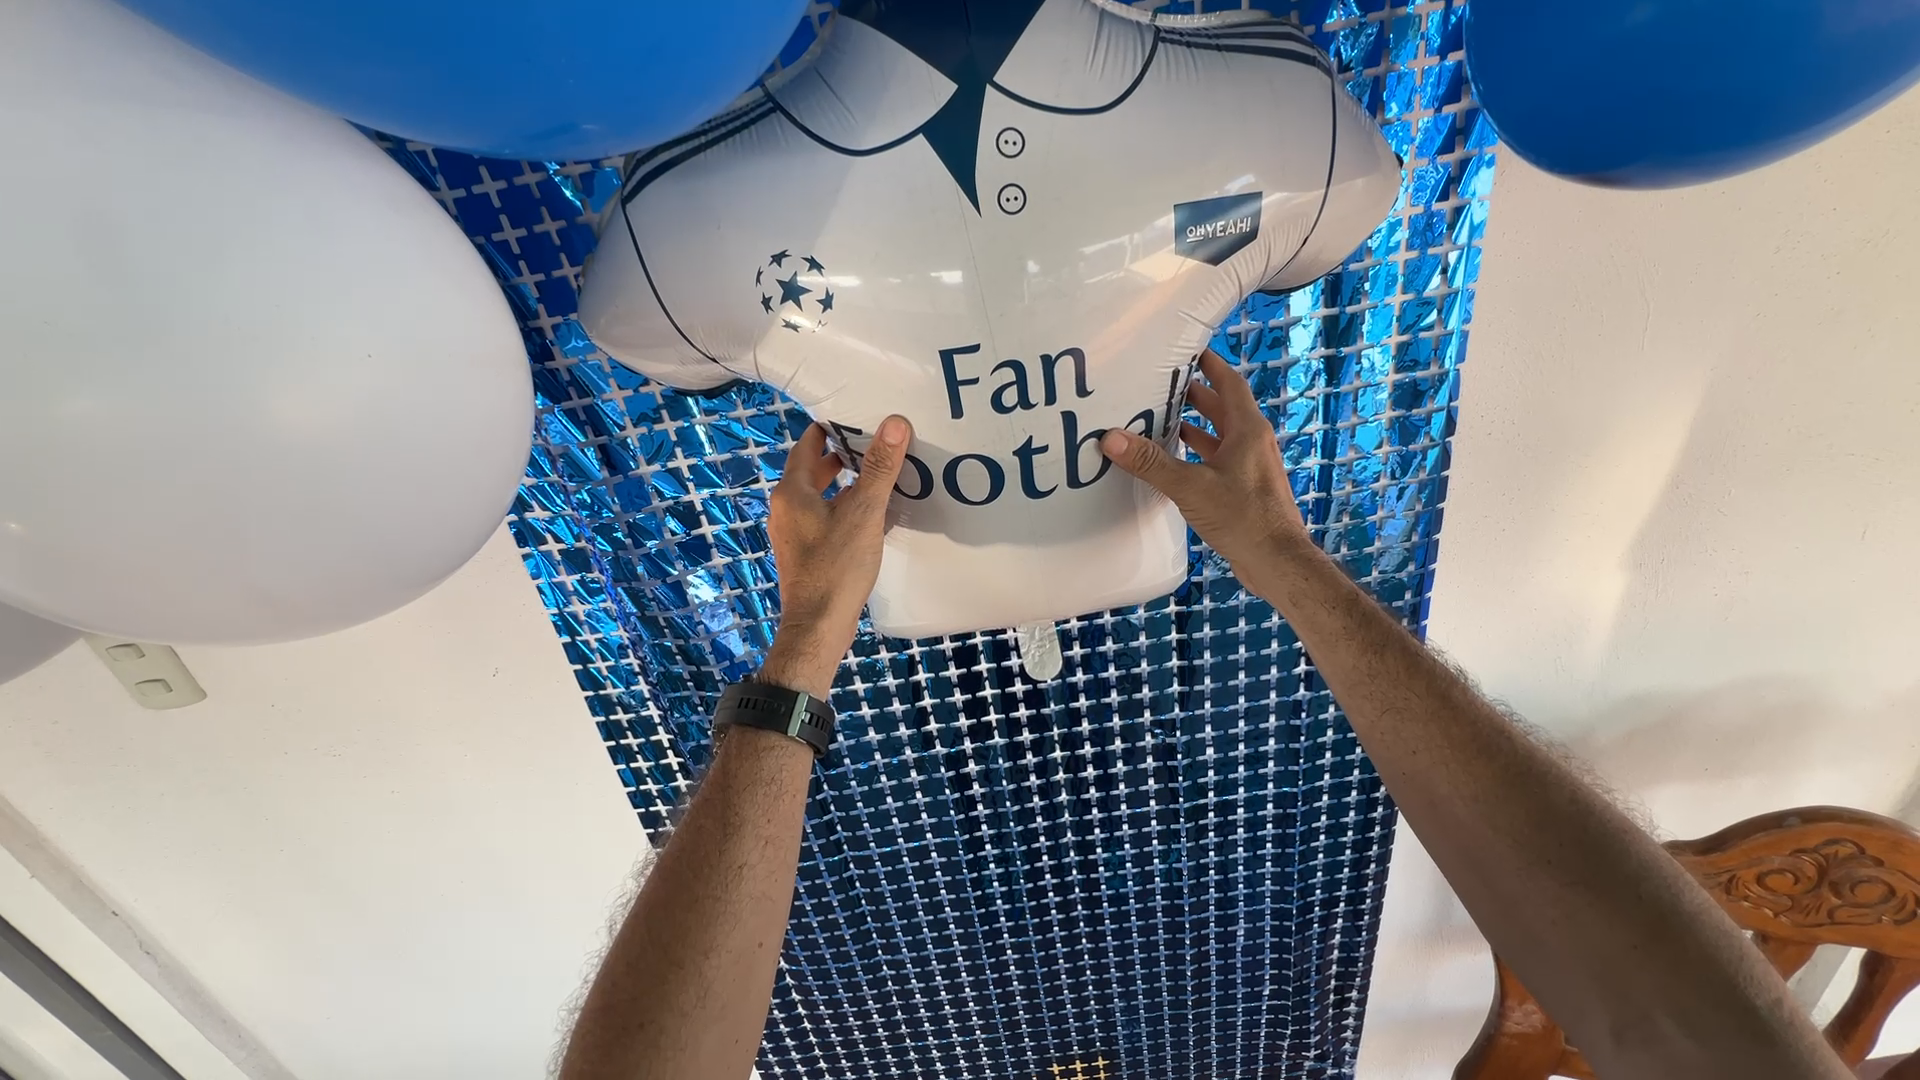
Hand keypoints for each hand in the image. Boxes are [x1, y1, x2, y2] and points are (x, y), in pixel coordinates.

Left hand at [760, 415, 911, 696]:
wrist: (818, 626)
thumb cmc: (836, 567)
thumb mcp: (863, 514)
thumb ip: (879, 469)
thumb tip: (894, 422)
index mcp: (792, 492)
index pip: (808, 444)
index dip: (832, 428)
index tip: (861, 417)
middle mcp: (786, 509)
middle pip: (814, 470)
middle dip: (844, 456)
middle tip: (877, 444)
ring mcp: (794, 533)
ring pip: (821, 496)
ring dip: (847, 484)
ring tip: (881, 476)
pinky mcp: (806, 553)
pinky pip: (825, 518)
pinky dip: (845, 508)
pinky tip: (873, 515)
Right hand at [1099, 349, 1309, 585]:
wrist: (1276, 560)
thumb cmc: (1241, 516)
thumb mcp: (1190, 486)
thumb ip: (1151, 462)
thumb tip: (1111, 438)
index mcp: (1247, 430)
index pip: (1229, 384)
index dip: (1210, 365)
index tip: (1188, 349)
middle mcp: (1253, 443)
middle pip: (1223, 409)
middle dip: (1195, 395)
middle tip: (1162, 385)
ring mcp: (1251, 467)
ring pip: (1221, 437)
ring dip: (1195, 427)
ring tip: (1162, 420)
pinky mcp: (1246, 490)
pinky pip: (1219, 460)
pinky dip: (1198, 455)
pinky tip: (1177, 463)